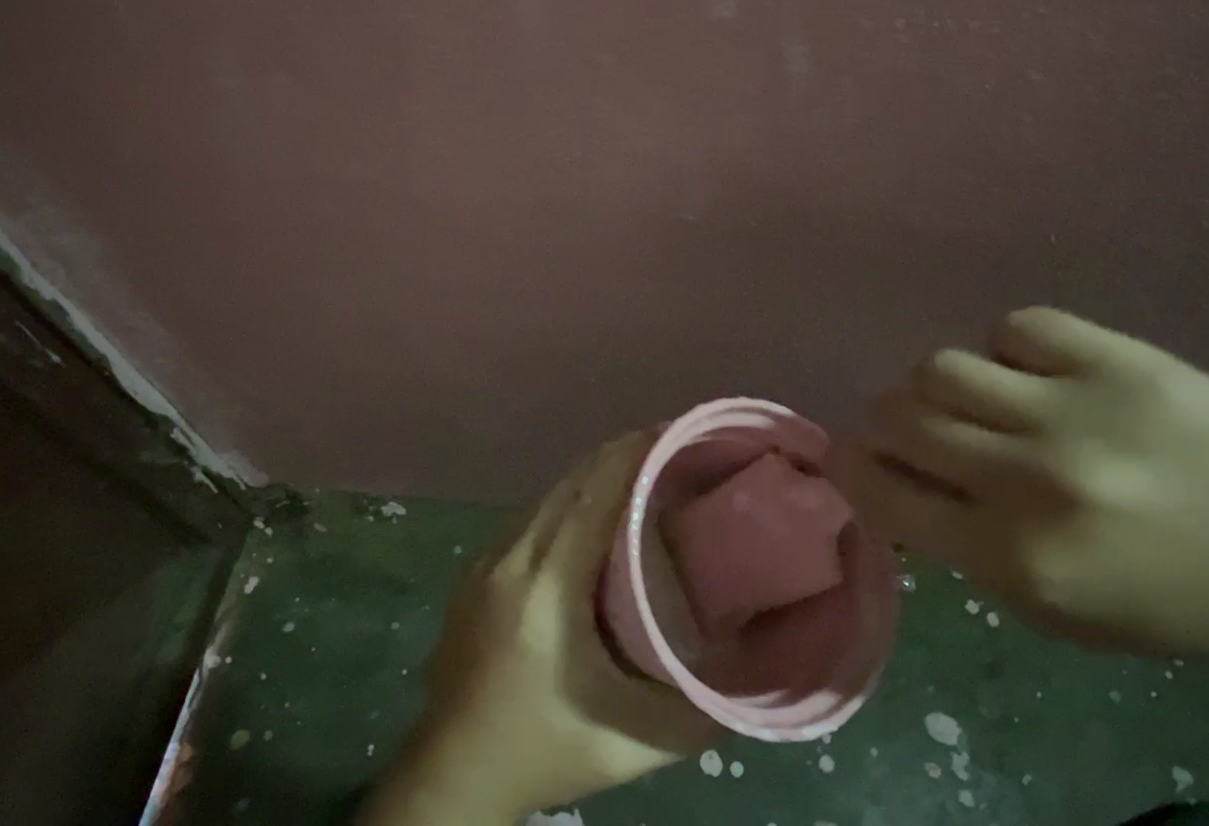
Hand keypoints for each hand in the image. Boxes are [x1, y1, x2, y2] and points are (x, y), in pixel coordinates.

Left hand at [360, 432, 720, 824]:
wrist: (452, 775)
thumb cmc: (544, 750)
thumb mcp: (633, 745)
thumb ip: (698, 714)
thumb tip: (756, 683)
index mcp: (547, 589)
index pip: (592, 497)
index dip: (633, 456)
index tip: (673, 433)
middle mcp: (511, 560)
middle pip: (568, 485)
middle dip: (618, 457)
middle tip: (669, 450)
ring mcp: (484, 564)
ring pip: (544, 499)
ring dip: (590, 479)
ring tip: (638, 477)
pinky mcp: (473, 575)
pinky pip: (527, 522)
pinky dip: (564, 505)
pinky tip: (589, 521)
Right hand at [827, 307, 1208, 657]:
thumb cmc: (1174, 602)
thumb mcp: (1051, 611)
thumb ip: (960, 549)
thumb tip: (891, 481)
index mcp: (1012, 557)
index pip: (880, 490)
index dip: (848, 468)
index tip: (848, 458)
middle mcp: (1030, 478)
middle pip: (897, 416)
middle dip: (884, 424)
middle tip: (909, 431)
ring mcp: (1075, 408)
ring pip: (941, 366)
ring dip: (943, 388)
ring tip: (980, 402)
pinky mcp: (1121, 357)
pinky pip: (1015, 329)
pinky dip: (1011, 352)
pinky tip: (1039, 376)